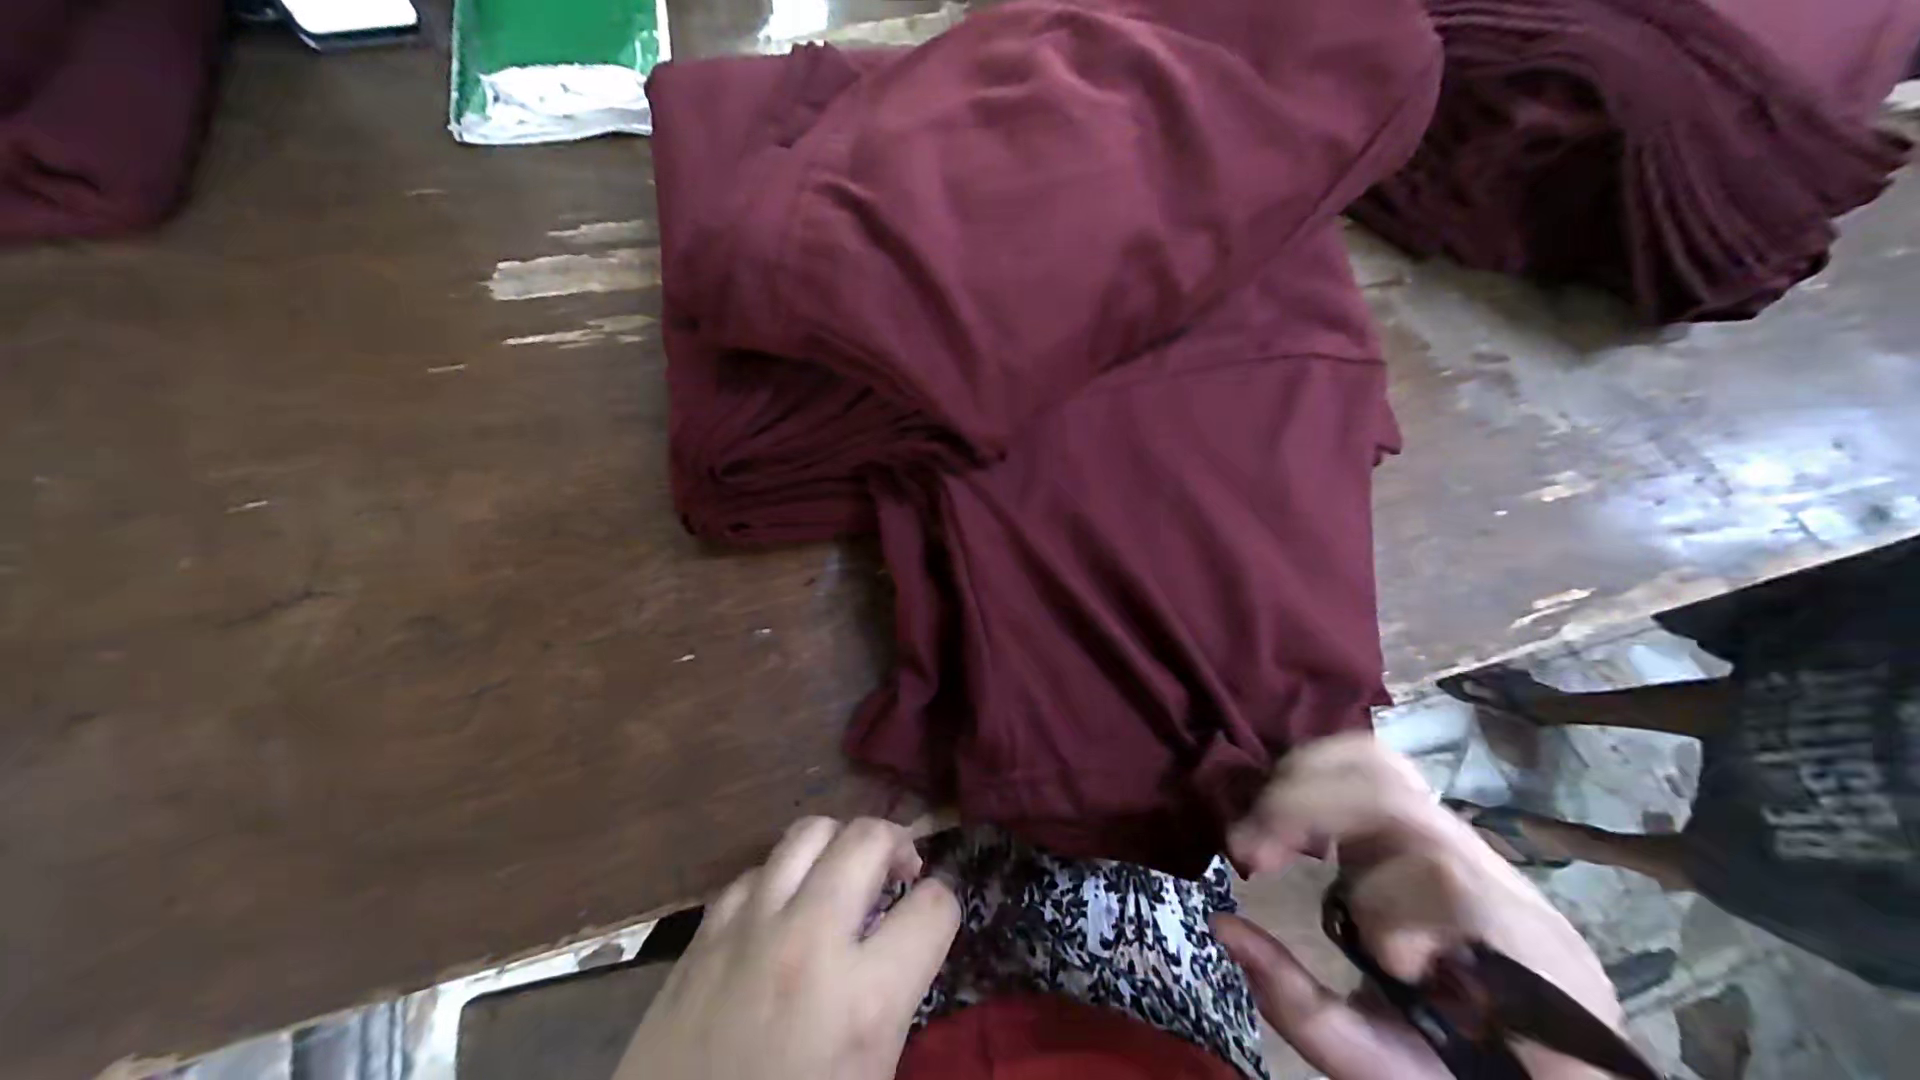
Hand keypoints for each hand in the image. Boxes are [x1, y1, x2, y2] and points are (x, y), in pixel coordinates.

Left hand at [615, 817, 960, 1079]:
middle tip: (898, 875)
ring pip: (809, 831)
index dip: (943, 908)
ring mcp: (749, 930)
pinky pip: (756, 870)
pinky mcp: (702, 935)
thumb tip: (904, 946)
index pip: (935, 907)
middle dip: (897, 846)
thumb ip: (895, 1002)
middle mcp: (811, 942)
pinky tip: (783, 908)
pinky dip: (782, 876)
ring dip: (839, 844)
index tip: (931, 921)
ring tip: (844, 873)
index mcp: (866, 1000)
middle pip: (869, 838)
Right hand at [1211, 734, 1621, 1079]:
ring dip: (1301, 780)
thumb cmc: (1464, 1072)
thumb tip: (1222, 925)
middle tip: (1245, 853)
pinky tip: (1289, 809)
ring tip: (1262, 824)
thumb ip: (1304, 1009)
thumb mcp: (1385, 1066)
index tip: (1361, 952)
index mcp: (1516, 944)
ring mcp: (1460, 837)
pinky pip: (1374, 767)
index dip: (1382, 900)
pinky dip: (1318, 771)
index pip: (1442, 875)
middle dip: (1300, 811)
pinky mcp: (1428, 821)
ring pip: (1377, 763)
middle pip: (1390, 798)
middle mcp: (1492, 870)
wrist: (1546, 1065)